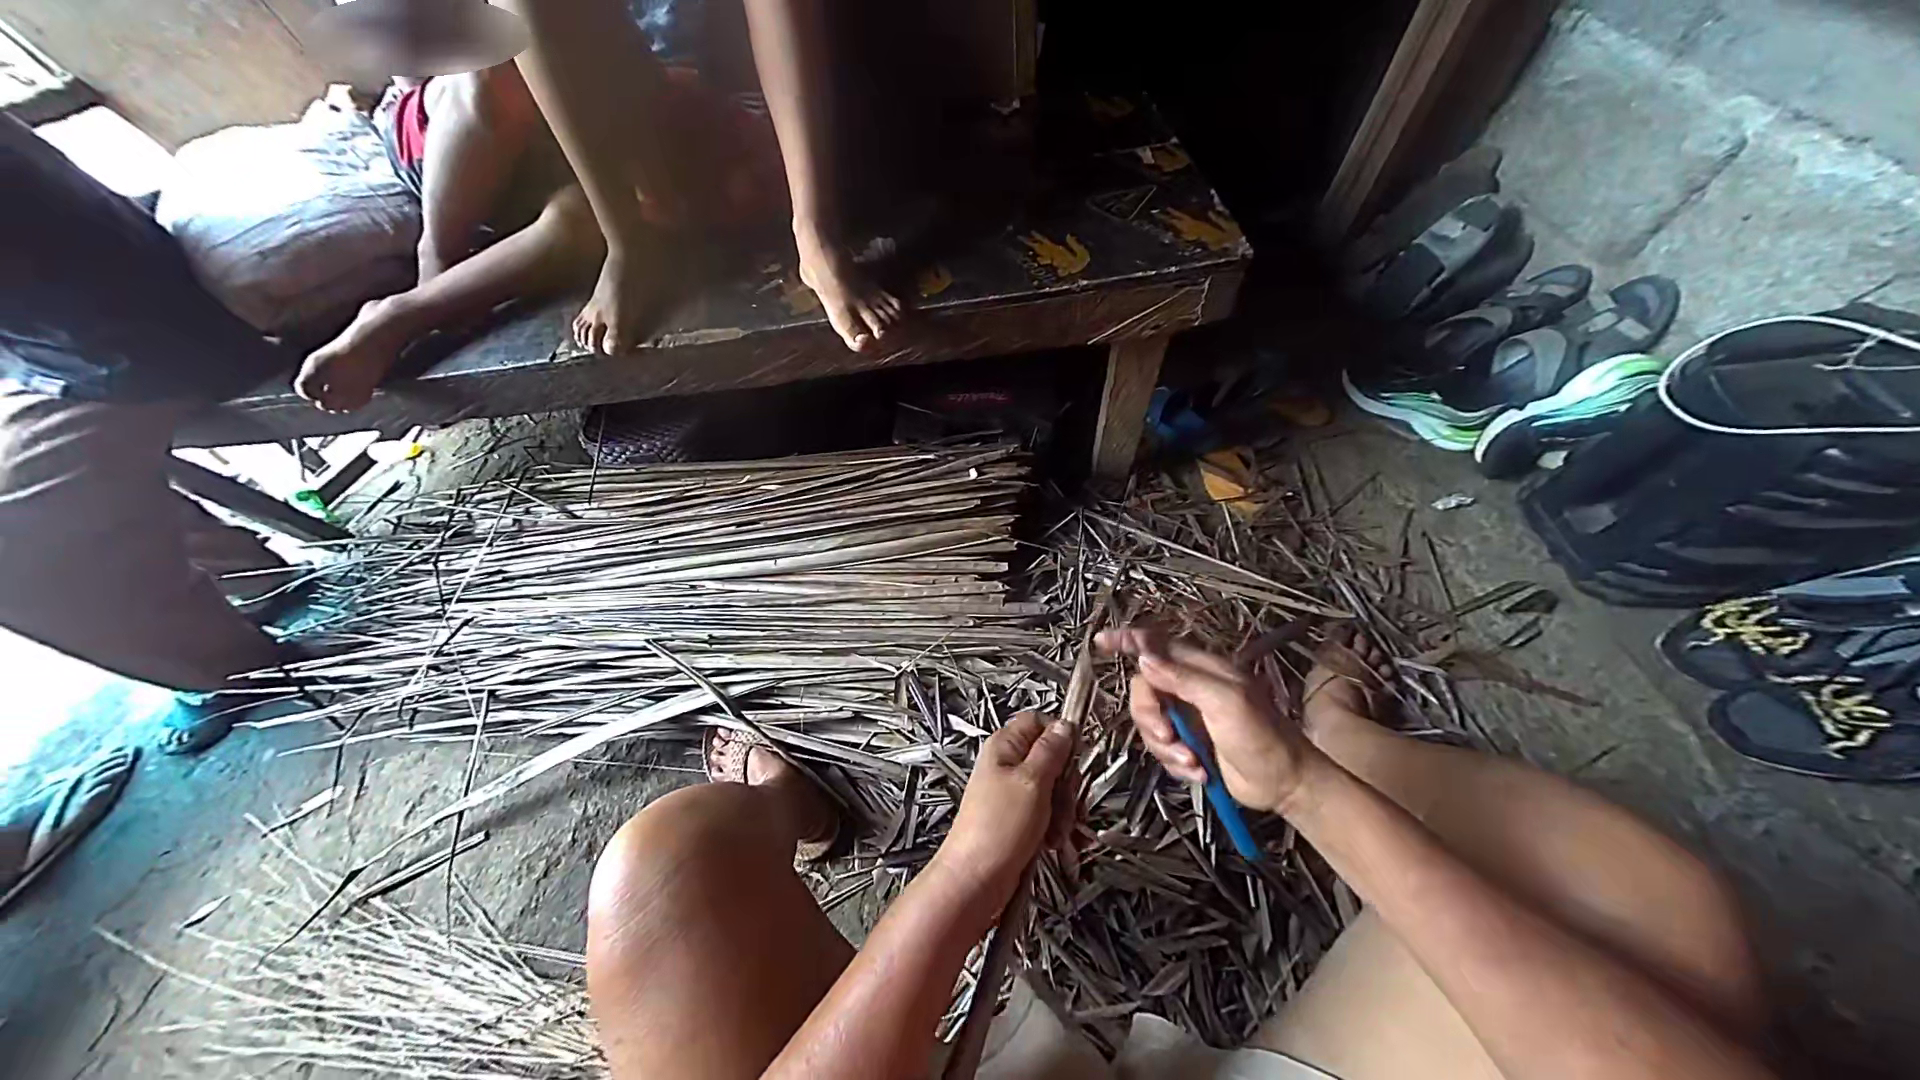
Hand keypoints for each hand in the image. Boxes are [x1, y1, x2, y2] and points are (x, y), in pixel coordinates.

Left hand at [933, 712, 1073, 902]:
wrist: (976, 882)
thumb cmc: (995, 830)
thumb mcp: (1032, 782)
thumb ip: (1052, 751)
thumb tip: (1065, 725)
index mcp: (1005, 746)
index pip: (1040, 722)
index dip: (1061, 738)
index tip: (1072, 760)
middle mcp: (1007, 765)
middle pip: (1052, 758)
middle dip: (1066, 784)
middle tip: (1063, 803)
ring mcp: (1013, 793)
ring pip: (1054, 788)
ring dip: (1063, 810)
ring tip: (1056, 830)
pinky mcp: (1018, 819)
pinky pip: (1048, 813)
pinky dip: (1055, 827)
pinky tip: (1053, 841)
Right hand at [1098, 626, 1319, 814]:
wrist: (1285, 785)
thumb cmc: (1263, 738)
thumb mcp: (1225, 702)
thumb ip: (1182, 678)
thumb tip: (1144, 658)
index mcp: (1202, 668)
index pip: (1158, 645)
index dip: (1129, 641)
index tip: (1102, 642)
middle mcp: (1190, 688)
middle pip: (1145, 689)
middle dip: (1151, 717)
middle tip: (1169, 736)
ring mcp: (1188, 716)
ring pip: (1149, 721)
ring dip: (1166, 747)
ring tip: (1193, 761)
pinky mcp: (1187, 743)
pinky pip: (1161, 747)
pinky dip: (1174, 762)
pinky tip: (1198, 770)